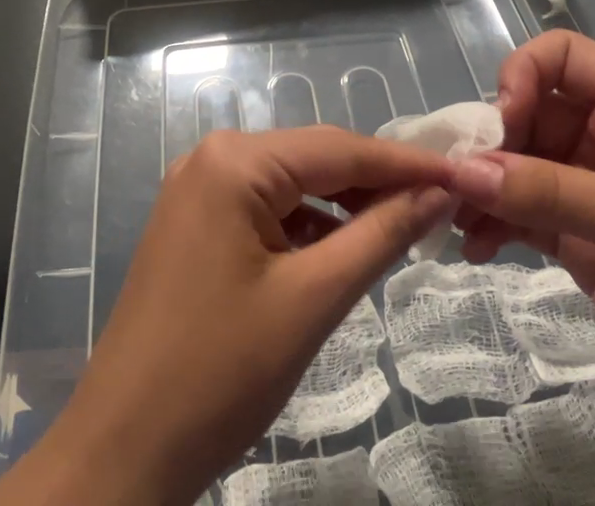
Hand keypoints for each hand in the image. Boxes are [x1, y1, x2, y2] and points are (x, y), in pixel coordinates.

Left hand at [0, 126, 454, 505]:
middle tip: (445, 206)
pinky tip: (343, 251)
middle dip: (378, 184)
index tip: (467, 174)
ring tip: (404, 231)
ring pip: (291, 186)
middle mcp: (210, 160)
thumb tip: (441, 191)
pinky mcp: (193, 228)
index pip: (340, 148)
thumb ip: (382, 234)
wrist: (126, 445)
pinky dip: (308, 227)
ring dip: (345, 207)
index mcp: (234, 163)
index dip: (408, 164)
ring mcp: (195, 194)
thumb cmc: (223, 370)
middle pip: (314, 160)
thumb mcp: (314, 298)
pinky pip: (265, 211)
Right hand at [454, 31, 594, 505]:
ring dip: (482, 187)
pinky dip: (493, 226)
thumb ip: (556, 194)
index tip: (496, 130)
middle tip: (455, 187)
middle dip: (489, 142)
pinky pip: (524, 218)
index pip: (564, 59)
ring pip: (519, 168)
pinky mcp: (586, 248)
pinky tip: (473, 249)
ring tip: (454, 224)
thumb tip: (461, 170)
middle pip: (530, 113)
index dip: (521, 79)